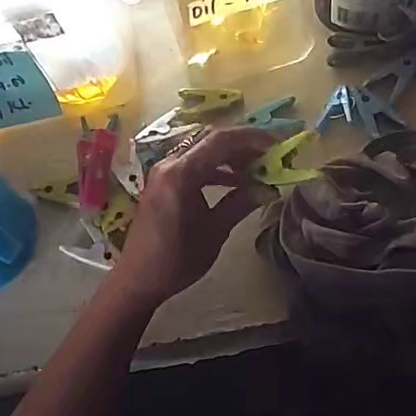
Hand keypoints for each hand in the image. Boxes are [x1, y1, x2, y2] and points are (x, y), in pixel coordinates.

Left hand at [109, 127, 275, 307]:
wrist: (138, 277)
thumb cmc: (176, 259)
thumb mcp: (214, 231)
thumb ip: (240, 203)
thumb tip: (268, 188)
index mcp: (180, 173)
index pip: (220, 141)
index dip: (252, 138)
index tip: (278, 143)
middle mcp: (168, 165)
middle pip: (210, 141)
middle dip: (242, 145)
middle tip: (270, 156)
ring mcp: (162, 173)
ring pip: (201, 151)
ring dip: (229, 157)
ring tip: (257, 170)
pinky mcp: (161, 183)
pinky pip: (192, 165)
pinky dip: (214, 168)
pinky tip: (234, 182)